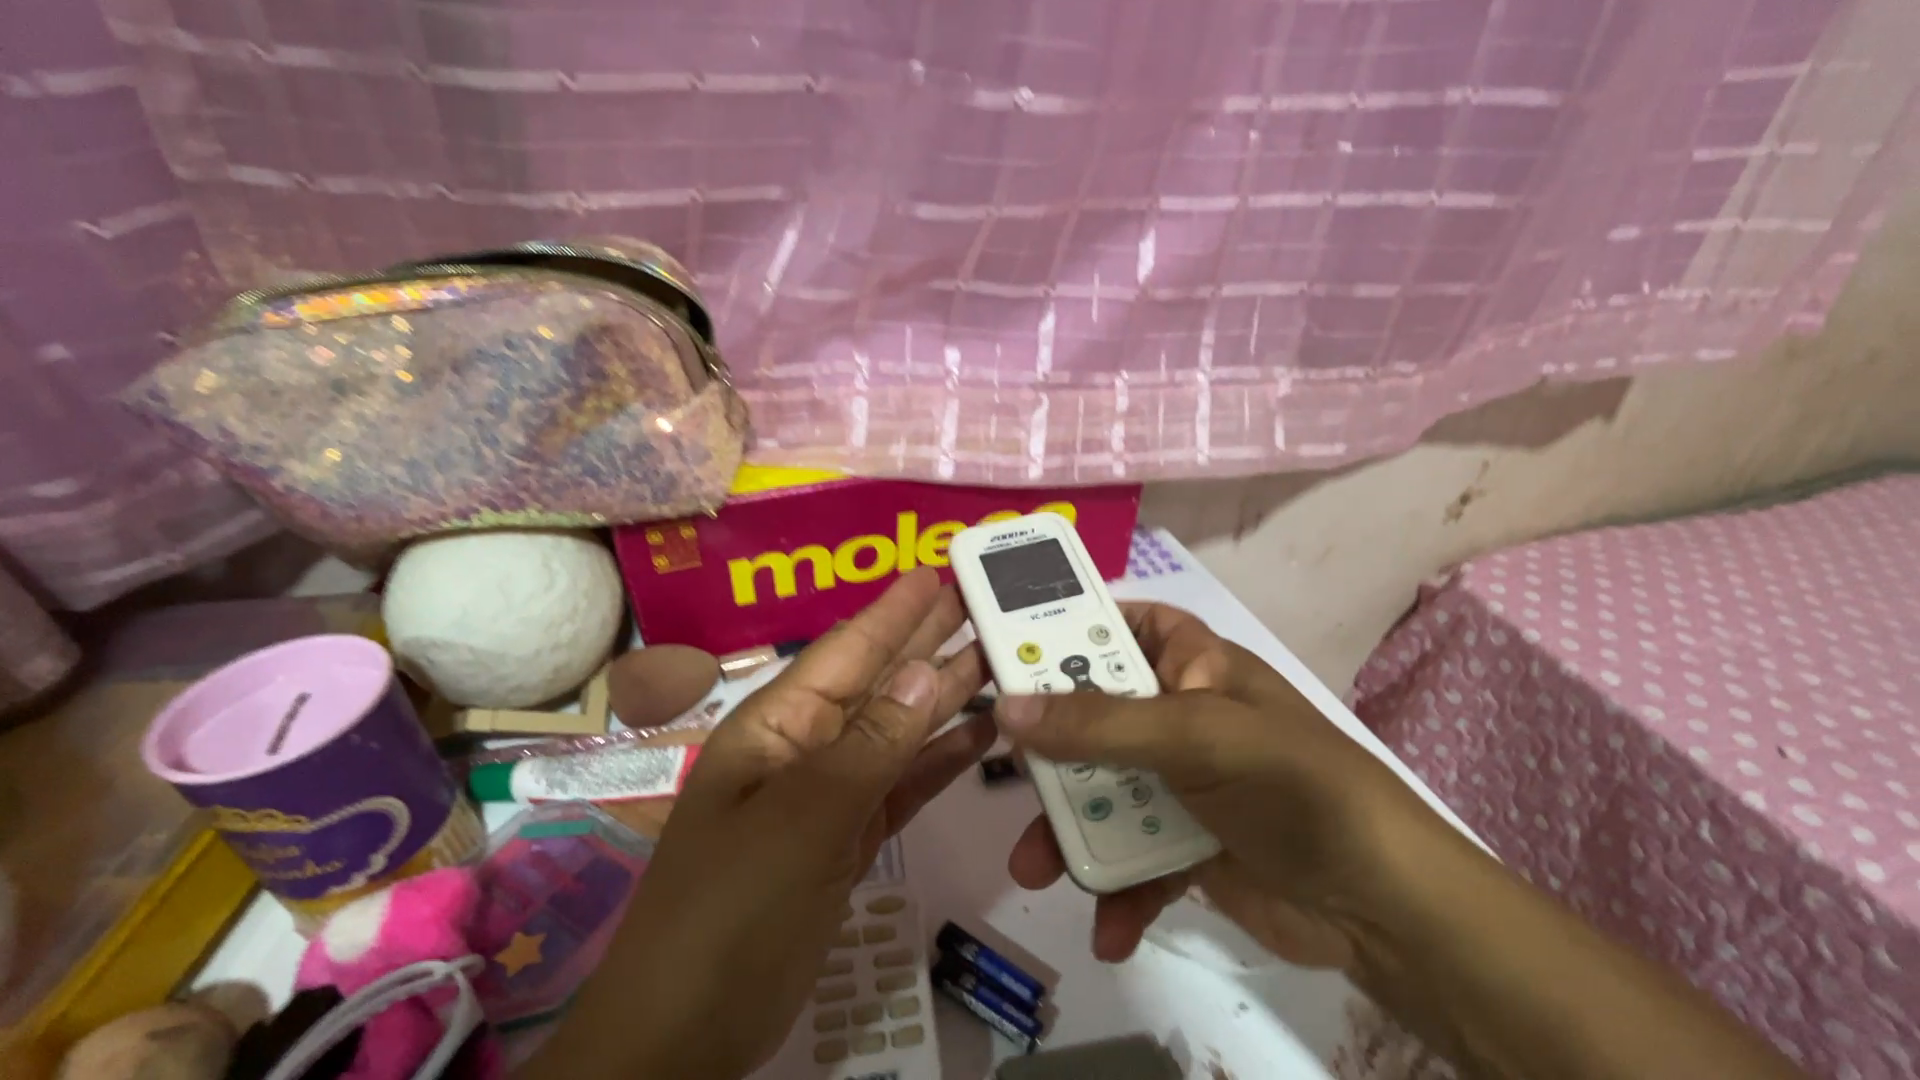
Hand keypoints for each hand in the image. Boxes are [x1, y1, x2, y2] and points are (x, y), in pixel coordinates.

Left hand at [539, 569, 993, 1079]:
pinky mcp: (847, 844)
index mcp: (775, 727)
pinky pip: (900, 790)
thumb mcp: (802, 819)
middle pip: (876, 685)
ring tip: (997, 661)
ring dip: (943, 700)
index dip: (894, 611)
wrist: (686, 1028)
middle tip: (984, 602)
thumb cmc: (731, 909)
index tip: (940, 571)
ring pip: (895, 736)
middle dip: (926, 642)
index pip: (845, 652)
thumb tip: (926, 670)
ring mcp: (827, 800)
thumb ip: (869, 746)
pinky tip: (979, 742)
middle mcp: (803, 751)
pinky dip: (937, 766)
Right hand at [999, 603, 1451, 970]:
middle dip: (1049, 751)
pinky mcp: (1187, 846)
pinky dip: (1118, 891)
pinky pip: (1132, 858)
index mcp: (1196, 666)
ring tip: (1036, 870)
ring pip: (1102, 792)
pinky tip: (1110, 929)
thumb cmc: (1292, 787)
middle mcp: (1183, 716)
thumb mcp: (1196, 737)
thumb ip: (1100, 724)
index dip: (1069, 627)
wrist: (1382, 905)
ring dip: (1070, 834)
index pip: (1124, 624)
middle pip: (1093, 715)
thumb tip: (1005, 707)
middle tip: (1001, 768)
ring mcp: (1184, 783)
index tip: (1007, 647)